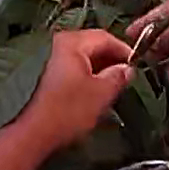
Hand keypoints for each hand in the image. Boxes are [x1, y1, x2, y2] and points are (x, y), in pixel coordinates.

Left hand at [14, 30, 133, 150]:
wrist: (32, 132)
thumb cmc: (67, 110)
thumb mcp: (101, 93)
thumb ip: (118, 76)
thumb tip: (127, 68)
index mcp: (69, 42)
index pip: (105, 37)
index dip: (124, 50)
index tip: (137, 64)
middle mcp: (53, 44)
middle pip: (90, 45)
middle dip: (110, 59)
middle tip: (125, 76)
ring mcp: (42, 57)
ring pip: (78, 57)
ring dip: (96, 68)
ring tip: (110, 86)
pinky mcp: (37, 73)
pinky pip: (66, 66)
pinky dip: (81, 74)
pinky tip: (89, 90)